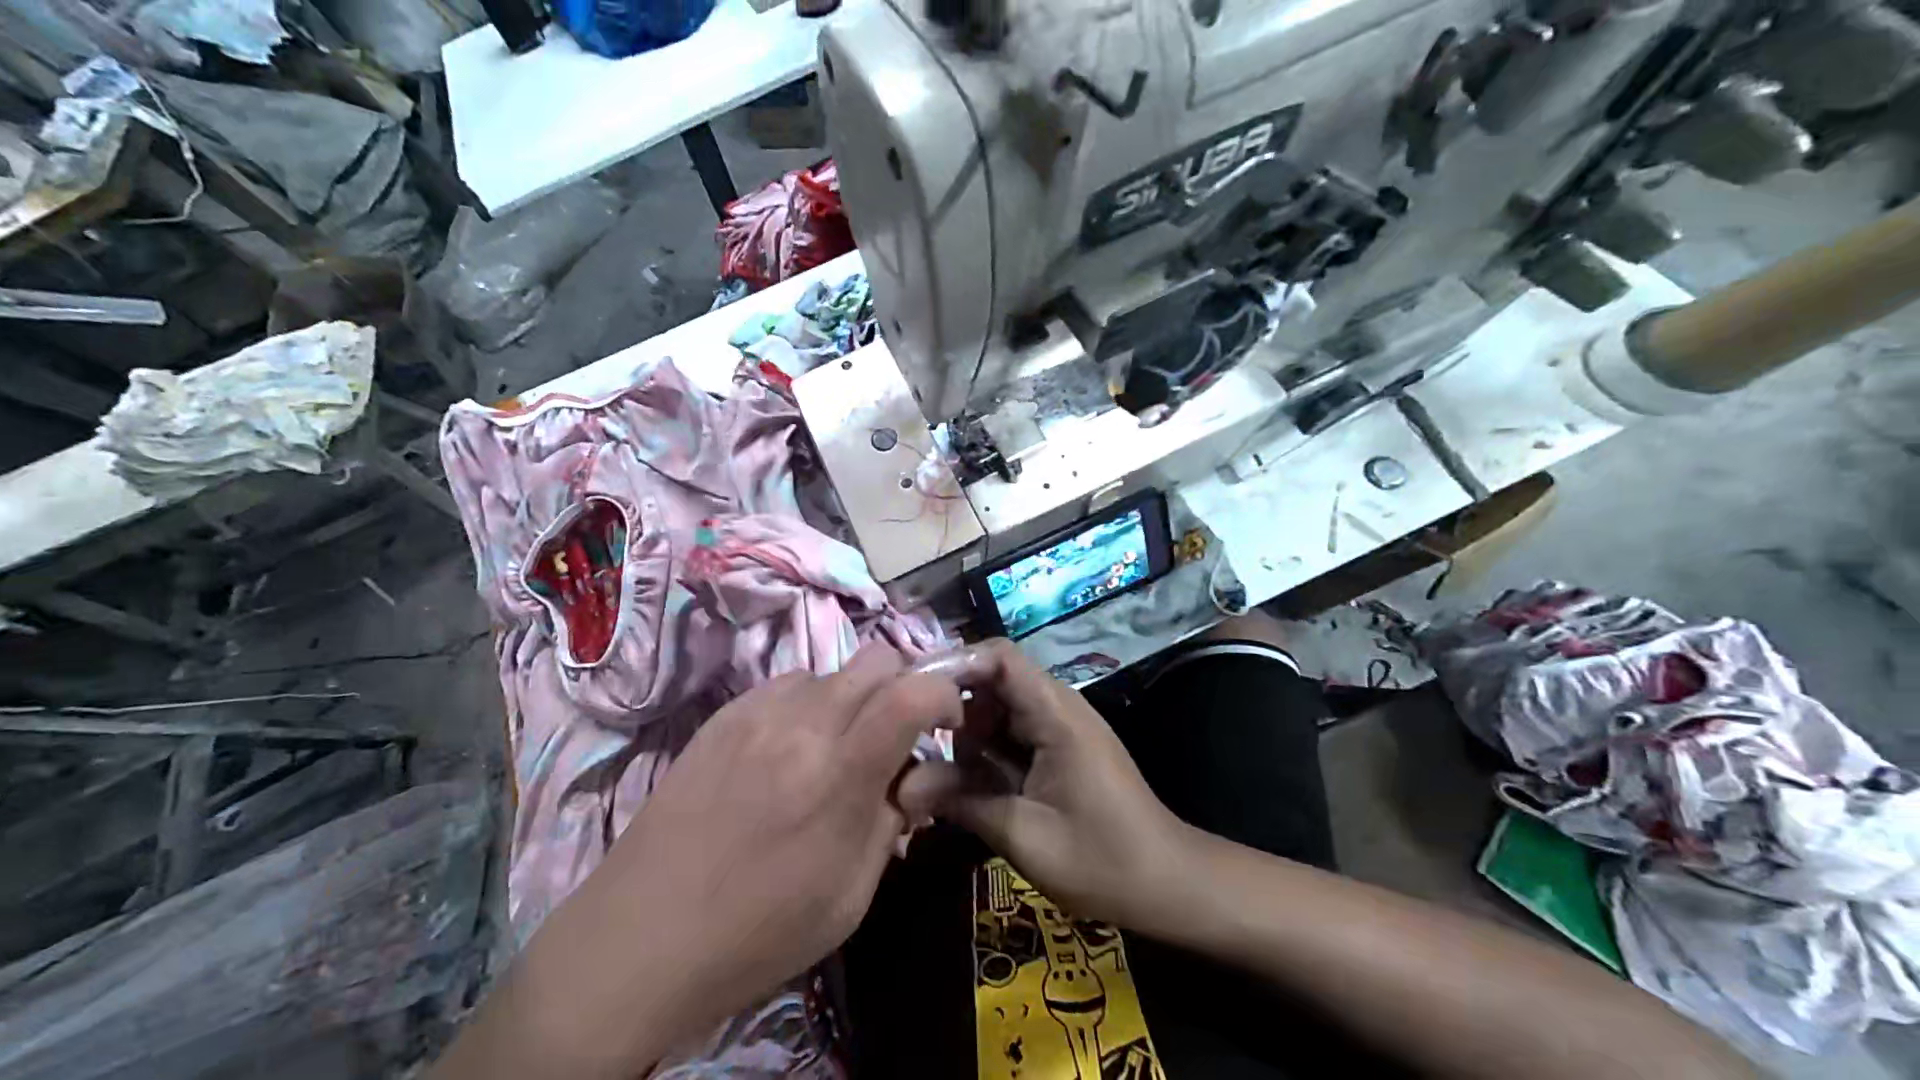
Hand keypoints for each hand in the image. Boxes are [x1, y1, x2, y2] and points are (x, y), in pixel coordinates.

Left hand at [461, 643, 962, 1078]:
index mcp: (839, 774)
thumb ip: (891, 820)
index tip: (947, 723)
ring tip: (836, 747)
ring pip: (830, 669)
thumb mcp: (852, 895)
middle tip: (896, 734)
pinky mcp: (720, 716)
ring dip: (852, 696)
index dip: (943, 695)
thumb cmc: (759, 931)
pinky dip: (807, 703)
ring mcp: (754, 714)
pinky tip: (788, 750)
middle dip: (903, 685)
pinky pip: (784, 684)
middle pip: (875, 659)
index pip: (912, 694)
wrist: (641, 938)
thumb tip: (911, 778)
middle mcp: (800, 725)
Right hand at [901, 639, 1192, 926]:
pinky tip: (963, 781)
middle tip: (911, 739)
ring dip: (965, 731)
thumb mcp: (1023, 835)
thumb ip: (962, 800)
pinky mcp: (1057, 748)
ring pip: (997, 707)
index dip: (953, 664)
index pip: (999, 657)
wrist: (1167, 884)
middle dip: (951, 704)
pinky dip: (983, 750)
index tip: (911, 694)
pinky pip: (1010, 732)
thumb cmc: (1101, 860)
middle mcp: (1057, 708)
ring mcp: (1058, 727)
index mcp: (1056, 715)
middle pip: (993, 678)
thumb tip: (900, 784)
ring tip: (934, 769)